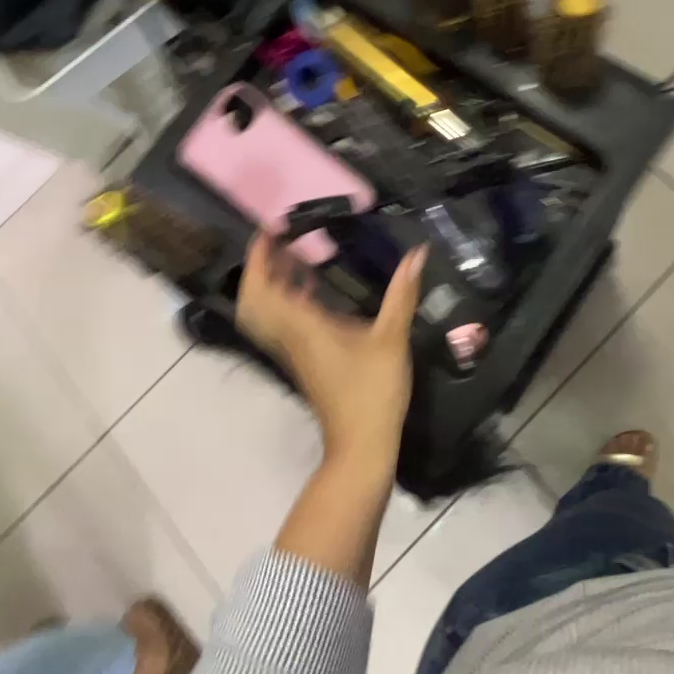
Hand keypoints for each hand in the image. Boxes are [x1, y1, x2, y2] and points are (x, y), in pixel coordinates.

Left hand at [236, 234, 425, 465]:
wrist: (361, 444)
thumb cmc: (372, 390)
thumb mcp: (392, 338)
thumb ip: (402, 293)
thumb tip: (418, 253)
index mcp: (302, 326)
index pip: (264, 287)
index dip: (260, 256)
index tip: (272, 229)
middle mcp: (290, 335)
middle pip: (255, 298)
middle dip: (261, 266)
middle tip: (280, 240)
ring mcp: (294, 350)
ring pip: (268, 310)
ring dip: (273, 281)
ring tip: (293, 252)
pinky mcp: (305, 360)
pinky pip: (283, 321)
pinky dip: (288, 299)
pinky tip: (312, 286)